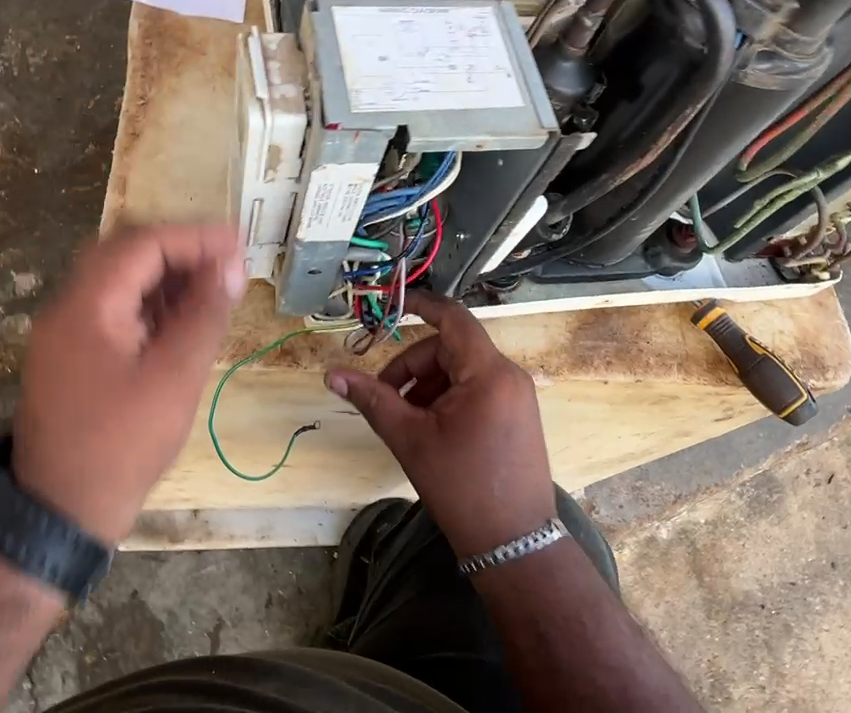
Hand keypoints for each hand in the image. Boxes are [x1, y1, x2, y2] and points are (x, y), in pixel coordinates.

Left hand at [12, 224, 243, 543]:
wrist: (61, 514)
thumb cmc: (123, 444)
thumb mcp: (175, 377)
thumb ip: (205, 314)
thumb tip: (232, 263)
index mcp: (87, 305)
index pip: (143, 244)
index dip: (194, 238)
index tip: (240, 243)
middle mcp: (68, 308)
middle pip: (126, 253)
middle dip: (180, 250)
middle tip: (228, 259)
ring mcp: (65, 333)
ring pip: (119, 281)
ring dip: (167, 275)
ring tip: (215, 285)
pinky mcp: (72, 357)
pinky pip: (113, 310)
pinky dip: (151, 303)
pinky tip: (184, 318)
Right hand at [326, 292, 555, 557]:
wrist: (513, 544)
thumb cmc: (461, 488)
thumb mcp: (410, 439)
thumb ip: (372, 399)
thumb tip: (332, 375)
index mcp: (488, 373)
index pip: (453, 318)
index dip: (422, 305)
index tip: (394, 305)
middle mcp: (509, 375)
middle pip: (451, 349)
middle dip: (414, 368)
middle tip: (388, 401)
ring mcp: (517, 396)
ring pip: (462, 370)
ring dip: (429, 385)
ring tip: (408, 423)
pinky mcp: (518, 415)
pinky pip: (477, 389)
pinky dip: (449, 398)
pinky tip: (431, 430)